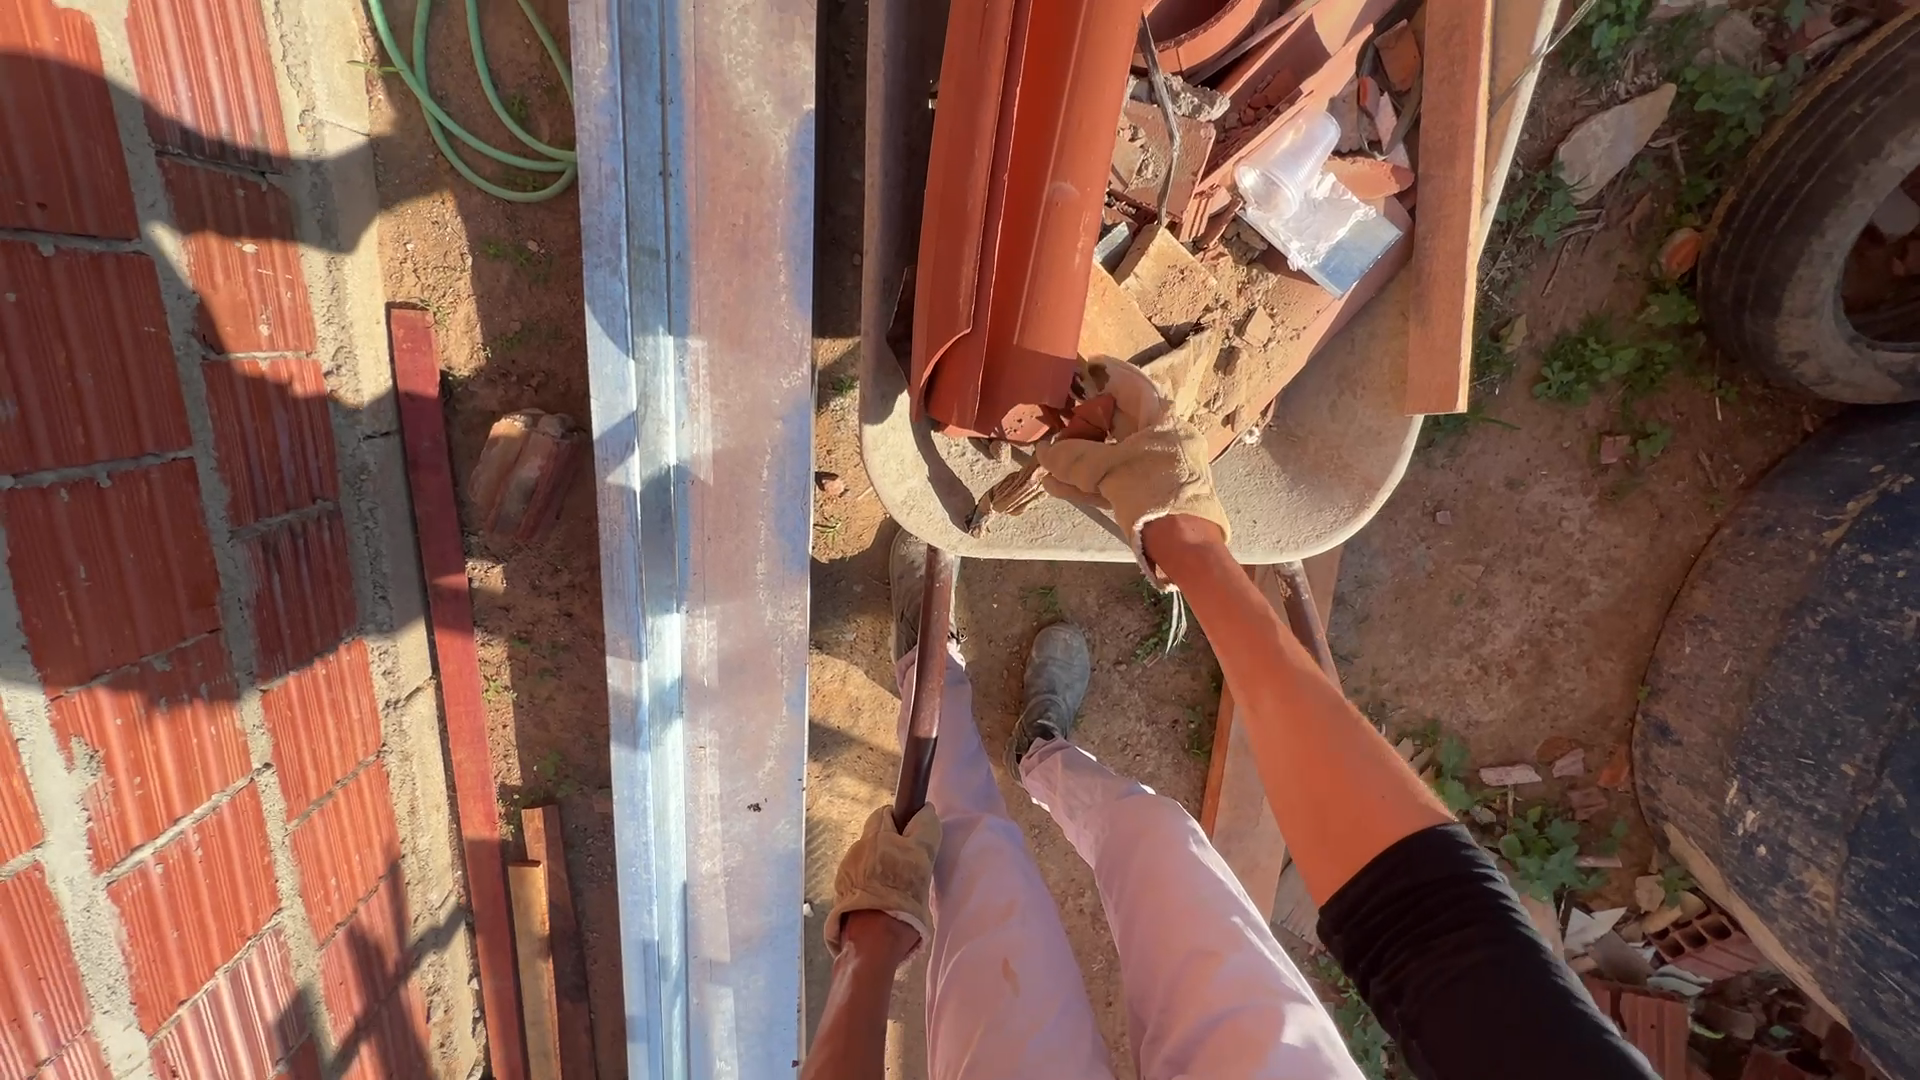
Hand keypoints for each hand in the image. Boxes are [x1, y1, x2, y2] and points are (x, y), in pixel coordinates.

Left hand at [824, 805, 940, 958]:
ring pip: (865, 851)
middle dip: (888, 839)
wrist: (871, 944)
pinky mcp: (839, 885)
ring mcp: (847, 866)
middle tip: (905, 861)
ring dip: (875, 858)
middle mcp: (861, 845)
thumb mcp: (922, 864)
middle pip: (875, 830)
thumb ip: (924, 833)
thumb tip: (926, 813)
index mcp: (881, 837)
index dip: (901, 821)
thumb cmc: (903, 904)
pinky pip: (856, 870)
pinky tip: (875, 896)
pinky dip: (865, 876)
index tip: (911, 836)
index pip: (888, 812)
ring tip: (890, 883)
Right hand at [1036, 362, 1230, 580]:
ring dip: (1080, 459)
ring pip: (1112, 456)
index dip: (1109, 374)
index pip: (1134, 387)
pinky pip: (1112, 482)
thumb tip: (1044, 453)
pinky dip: (1086, 482)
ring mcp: (1156, 471)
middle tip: (1060, 417)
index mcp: (1164, 421)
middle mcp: (1163, 442)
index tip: (1086, 367)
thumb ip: (1073, 458)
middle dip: (1086, 423)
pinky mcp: (1147, 498)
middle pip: (1120, 424)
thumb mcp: (1107, 468)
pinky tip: (1056, 485)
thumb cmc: (1154, 490)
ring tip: (1049, 460)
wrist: (1183, 542)